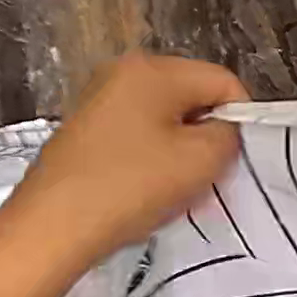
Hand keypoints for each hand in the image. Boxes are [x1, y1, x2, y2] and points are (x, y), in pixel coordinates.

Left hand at [0, 54, 245, 296]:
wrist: (54, 226)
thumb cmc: (133, 186)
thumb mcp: (201, 160)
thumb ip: (229, 135)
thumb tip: (225, 130)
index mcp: (154, 70)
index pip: (224, 82)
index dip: (242, 119)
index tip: (238, 158)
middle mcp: (125, 72)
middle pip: (195, 97)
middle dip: (211, 135)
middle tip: (213, 176)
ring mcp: (102, 99)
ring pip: (170, 119)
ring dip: (186, 151)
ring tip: (183, 188)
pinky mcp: (90, 129)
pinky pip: (143, 134)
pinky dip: (159, 159)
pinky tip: (154, 189)